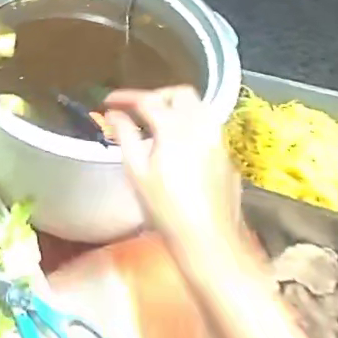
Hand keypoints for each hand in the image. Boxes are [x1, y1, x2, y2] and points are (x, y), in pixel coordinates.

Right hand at [103, 87, 242, 254]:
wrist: (210, 243)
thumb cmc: (166, 209)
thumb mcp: (136, 172)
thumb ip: (124, 135)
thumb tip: (114, 114)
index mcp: (175, 127)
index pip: (148, 99)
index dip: (125, 96)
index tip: (109, 101)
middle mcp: (201, 126)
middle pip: (181, 94)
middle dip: (158, 95)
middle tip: (138, 109)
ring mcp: (219, 141)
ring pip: (200, 108)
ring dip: (177, 108)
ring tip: (158, 125)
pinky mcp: (228, 157)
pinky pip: (209, 129)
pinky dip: (191, 126)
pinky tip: (179, 147)